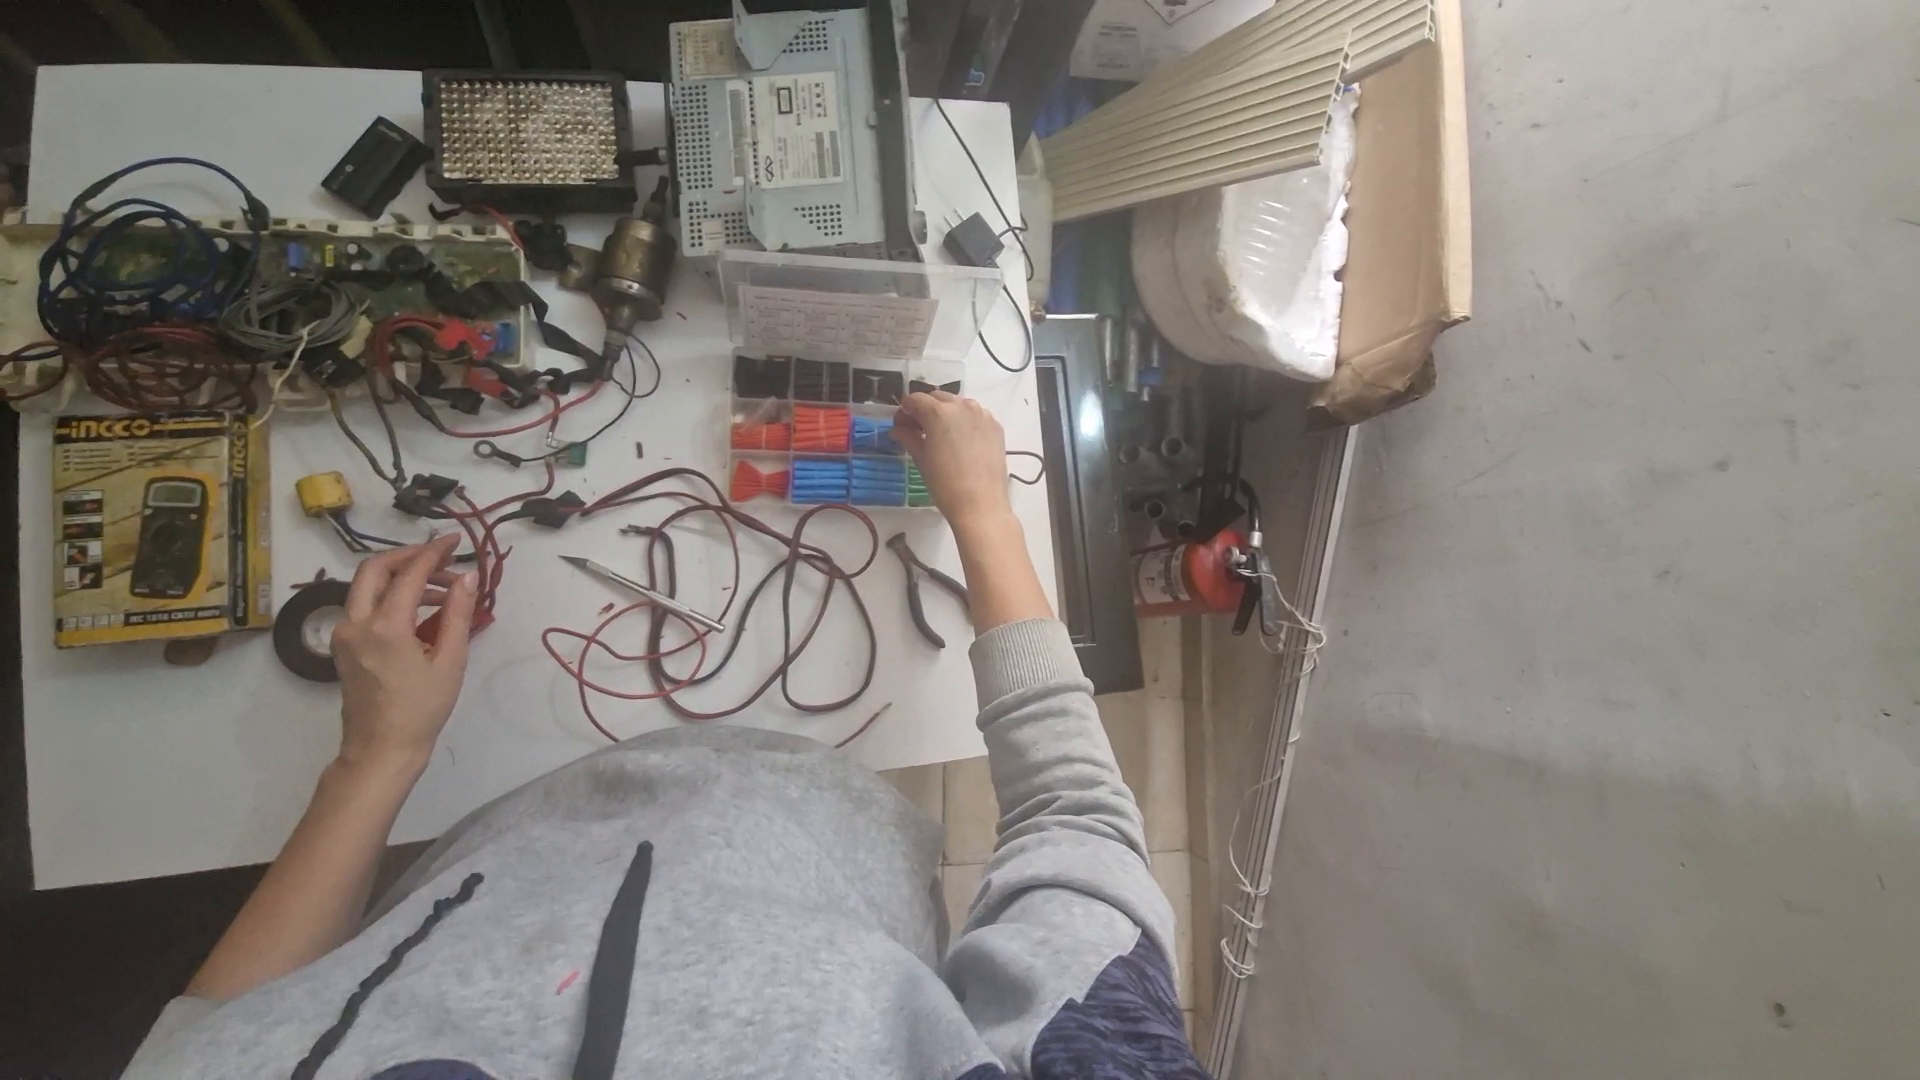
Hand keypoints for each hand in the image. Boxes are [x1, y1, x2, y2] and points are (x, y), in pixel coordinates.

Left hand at [331, 534, 478, 771]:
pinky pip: (366, 606)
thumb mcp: (450, 660)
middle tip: (442, 557)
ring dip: (403, 578)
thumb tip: (468, 578)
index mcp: (385, 627)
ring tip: (443, 591)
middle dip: (409, 557)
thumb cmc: (422, 707)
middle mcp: (356, 624)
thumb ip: (457, 614)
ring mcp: (345, 635)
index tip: (454, 542)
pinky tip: (423, 611)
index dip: (433, 553)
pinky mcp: (344, 645)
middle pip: (374, 570)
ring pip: (367, 587)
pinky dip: (393, 597)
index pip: (408, 575)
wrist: (381, 748)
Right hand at [893, 391, 1011, 528]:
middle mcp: (962, 406)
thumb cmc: (945, 484)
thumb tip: (898, 429)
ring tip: (941, 436)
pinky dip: (964, 421)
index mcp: (939, 412)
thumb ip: (908, 436)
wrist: (981, 504)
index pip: (915, 400)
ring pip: (958, 404)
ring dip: (946, 414)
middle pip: (937, 398)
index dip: (904, 411)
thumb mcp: (921, 458)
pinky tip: (961, 442)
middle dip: (925, 410)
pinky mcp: (995, 426)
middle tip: (918, 431)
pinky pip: (975, 415)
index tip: (901, 426)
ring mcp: (982, 414)